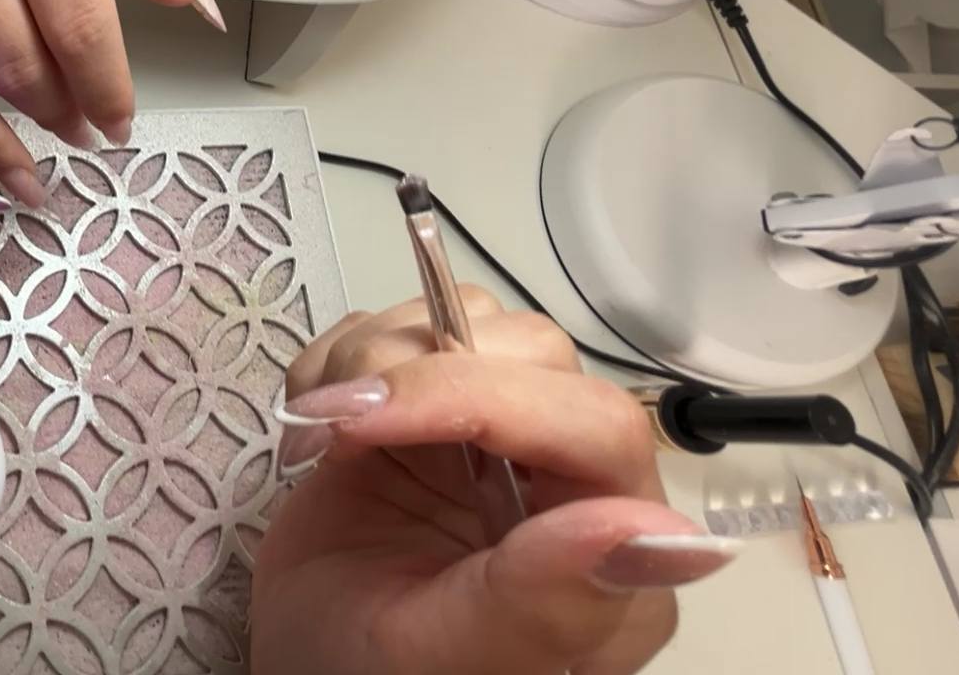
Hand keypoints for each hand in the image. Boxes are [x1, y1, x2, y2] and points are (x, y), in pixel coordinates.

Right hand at [252, 289, 741, 674]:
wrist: (304, 653)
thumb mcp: (452, 660)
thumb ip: (545, 604)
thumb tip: (654, 533)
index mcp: (599, 544)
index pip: (585, 418)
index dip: (469, 395)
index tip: (359, 422)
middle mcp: (550, 471)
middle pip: (520, 347)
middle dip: (406, 366)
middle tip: (332, 425)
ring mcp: (474, 430)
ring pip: (447, 318)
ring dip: (361, 358)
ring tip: (317, 432)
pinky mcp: (407, 406)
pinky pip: (376, 329)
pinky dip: (327, 359)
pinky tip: (312, 426)